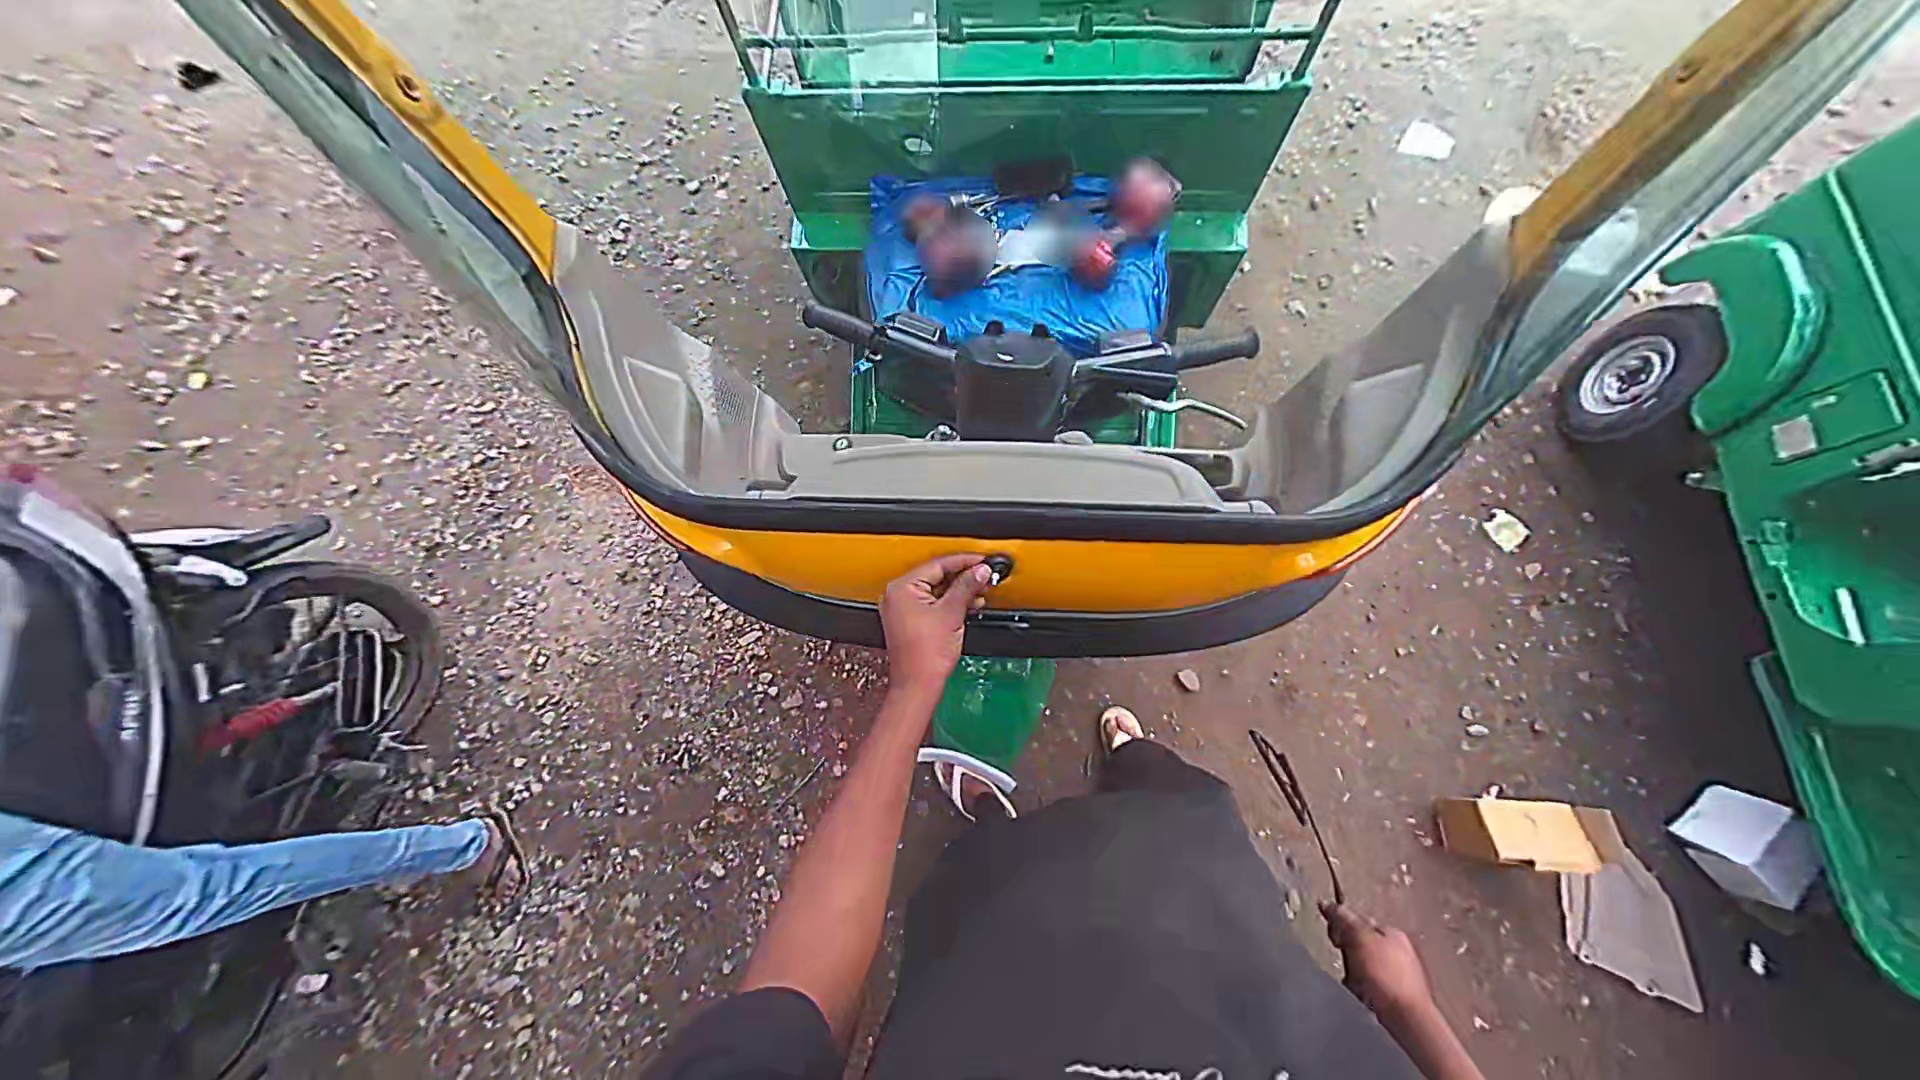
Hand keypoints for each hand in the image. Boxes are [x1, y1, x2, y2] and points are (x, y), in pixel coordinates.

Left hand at [880, 554, 993, 695]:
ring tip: (981, 591)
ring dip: (960, 591)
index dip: (964, 561)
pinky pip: (932, 603)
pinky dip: (950, 603)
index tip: (982, 561)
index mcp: (902, 588)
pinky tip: (969, 604)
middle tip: (985, 576)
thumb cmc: (925, 655)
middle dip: (964, 577)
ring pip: (936, 590)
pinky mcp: (910, 620)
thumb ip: (967, 587)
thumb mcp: (951, 613)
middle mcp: (898, 595)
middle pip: (936, 576)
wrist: (918, 685)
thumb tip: (980, 570)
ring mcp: (902, 608)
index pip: (937, 564)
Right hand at [1324, 903, 1435, 1019]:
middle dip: (1348, 953)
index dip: (1341, 927)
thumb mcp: (1358, 936)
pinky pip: (1371, 988)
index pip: (1358, 920)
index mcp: (1393, 932)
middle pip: (1360, 944)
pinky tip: (1363, 996)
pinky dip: (1363, 991)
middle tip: (1347, 962)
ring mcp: (1403, 978)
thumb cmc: (1385, 975)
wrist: (1407, 1020)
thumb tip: (1327, 904)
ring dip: (1354, 974)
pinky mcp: (1400, 1000)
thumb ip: (1343, 917)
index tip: (1335, 939)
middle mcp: (1401, 952)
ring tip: (1355, 983)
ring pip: (1364, 967)